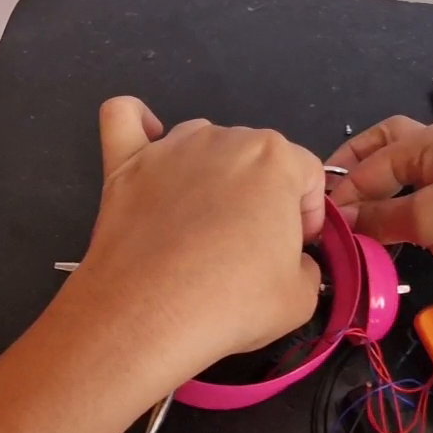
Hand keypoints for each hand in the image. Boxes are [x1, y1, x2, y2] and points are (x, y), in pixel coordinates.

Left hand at [59, 97, 325, 377]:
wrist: (151, 314)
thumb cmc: (232, 302)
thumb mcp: (301, 297)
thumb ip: (307, 266)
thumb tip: (292, 263)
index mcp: (274, 158)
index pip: (307, 173)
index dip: (307, 213)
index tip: (297, 246)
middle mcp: (222, 139)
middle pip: (255, 155)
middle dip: (261, 194)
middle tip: (251, 246)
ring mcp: (170, 147)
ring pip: (202, 140)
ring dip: (211, 171)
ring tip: (203, 220)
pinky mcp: (124, 163)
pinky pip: (125, 118)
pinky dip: (138, 124)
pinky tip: (147, 148)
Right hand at [326, 117, 432, 299]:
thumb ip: (383, 216)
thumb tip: (342, 219)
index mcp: (432, 142)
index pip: (369, 160)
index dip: (340, 191)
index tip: (319, 226)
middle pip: (390, 152)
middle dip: (357, 172)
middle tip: (331, 205)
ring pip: (414, 182)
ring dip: (385, 198)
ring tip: (361, 228)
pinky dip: (413, 218)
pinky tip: (406, 241)